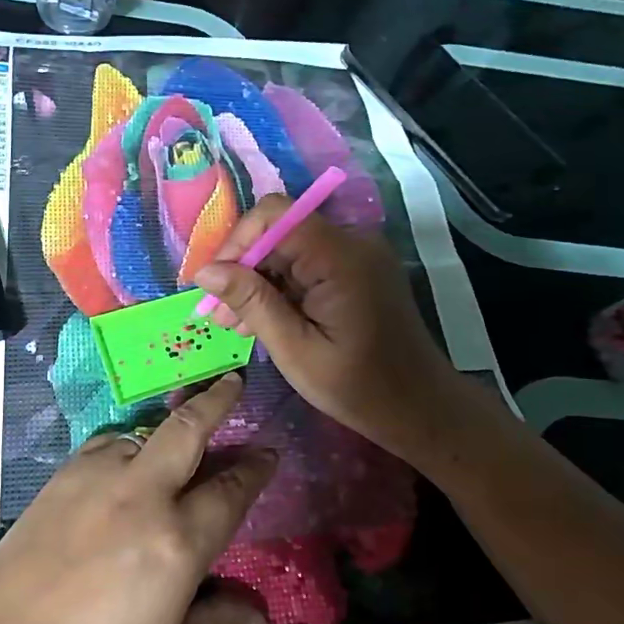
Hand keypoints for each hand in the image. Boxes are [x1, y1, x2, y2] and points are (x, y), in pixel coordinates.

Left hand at [0, 373, 275, 623]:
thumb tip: (254, 609)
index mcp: (175, 545)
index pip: (230, 491)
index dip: (254, 468)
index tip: (269, 451)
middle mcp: (140, 496)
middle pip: (186, 431)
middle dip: (215, 400)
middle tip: (233, 381)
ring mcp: (94, 480)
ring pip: (142, 432)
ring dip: (167, 426)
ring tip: (182, 427)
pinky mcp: (59, 478)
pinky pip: (106, 445)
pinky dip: (128, 444)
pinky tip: (129, 464)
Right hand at [192, 195, 469, 459]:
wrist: (420, 409)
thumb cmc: (358, 387)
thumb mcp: (294, 348)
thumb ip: (251, 302)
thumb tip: (204, 271)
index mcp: (340, 257)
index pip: (273, 215)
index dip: (236, 242)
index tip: (212, 284)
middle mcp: (350, 243)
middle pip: (277, 231)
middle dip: (240, 267)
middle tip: (218, 314)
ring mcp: (354, 256)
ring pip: (285, 249)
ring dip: (255, 281)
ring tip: (234, 324)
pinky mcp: (353, 271)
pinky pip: (303, 264)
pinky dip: (277, 287)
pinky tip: (260, 320)